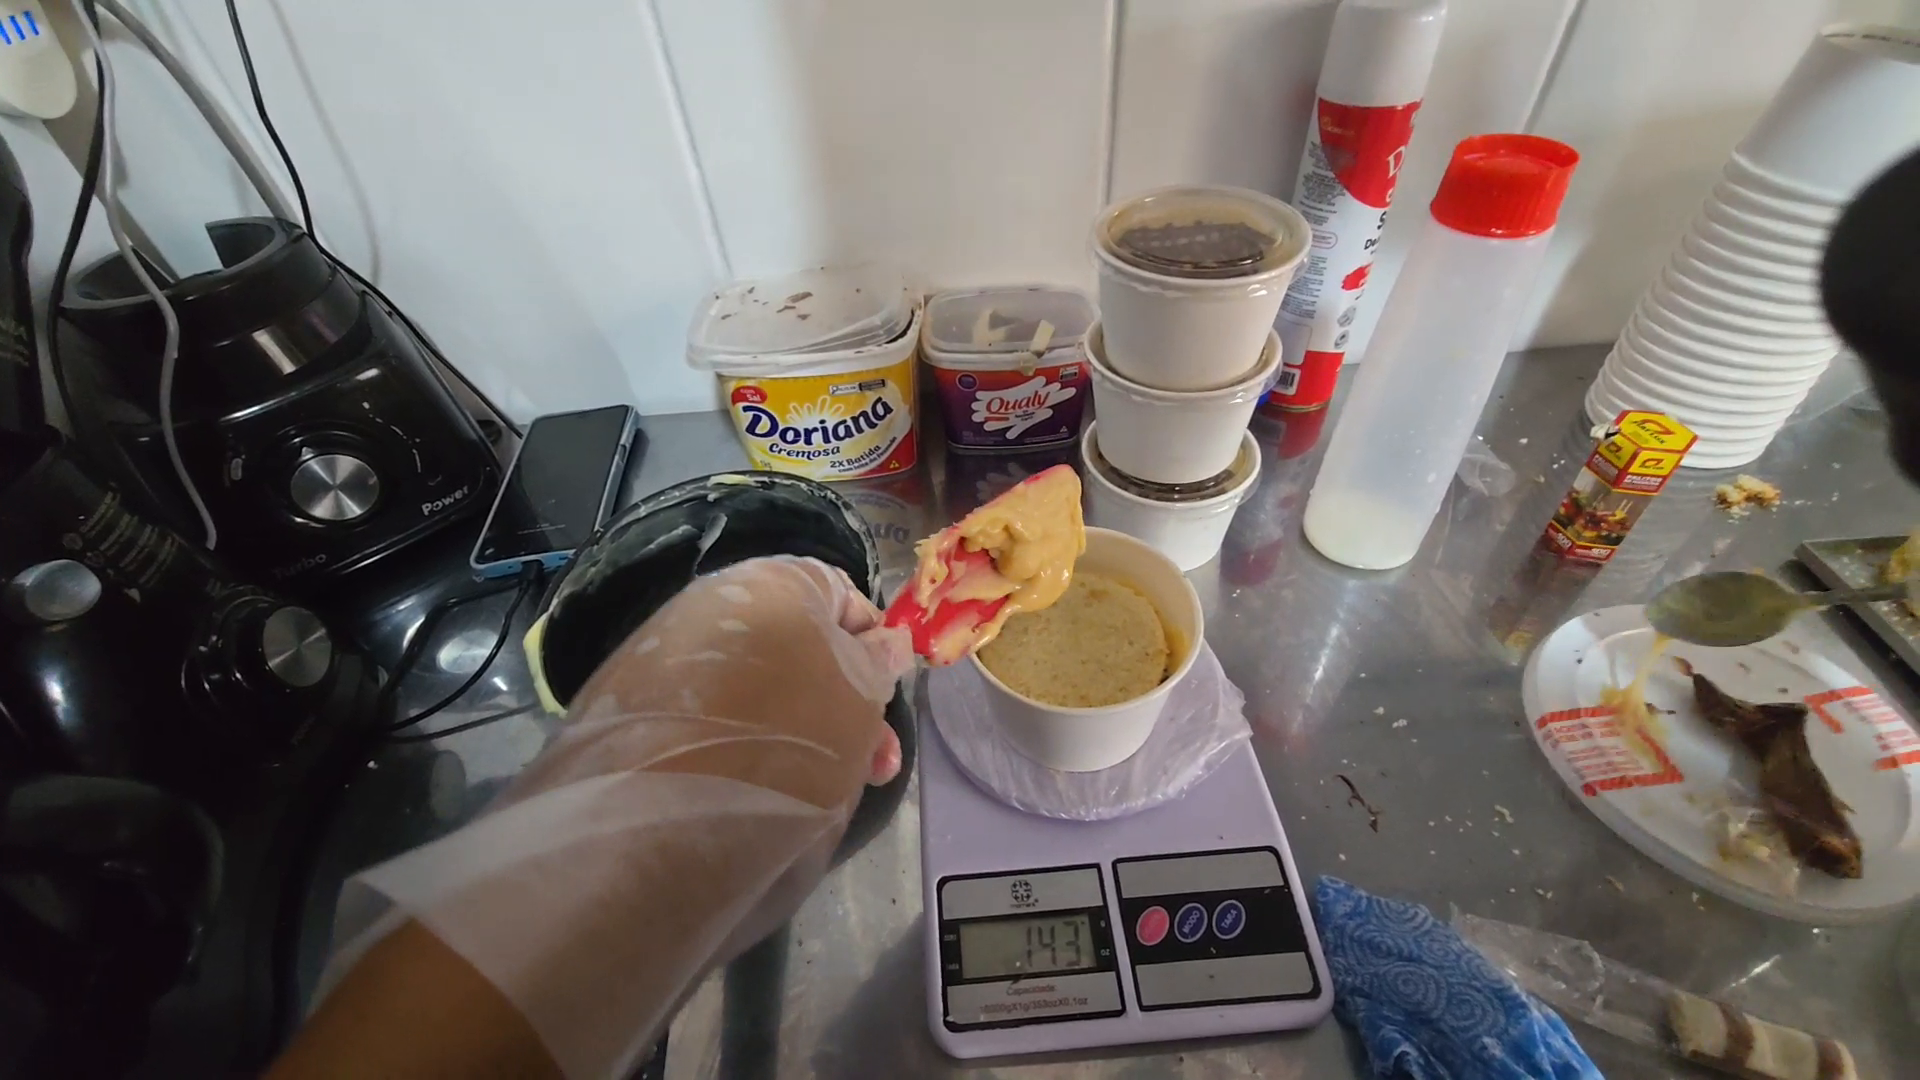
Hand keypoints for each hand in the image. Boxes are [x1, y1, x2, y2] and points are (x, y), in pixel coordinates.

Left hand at [506, 555, 911, 810]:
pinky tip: (767, 788)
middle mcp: (714, 605)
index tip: (886, 692)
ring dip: (809, 731)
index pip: (840, 591)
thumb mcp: (862, 691)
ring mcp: (669, 656)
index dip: (873, 642)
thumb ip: (881, 657)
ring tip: (831, 790)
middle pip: (803, 646)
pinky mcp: (637, 709)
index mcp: (772, 580)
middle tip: (877, 765)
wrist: (658, 816)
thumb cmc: (789, 733)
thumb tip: (884, 639)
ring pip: (764, 687)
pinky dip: (752, 744)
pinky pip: (719, 716)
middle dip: (850, 703)